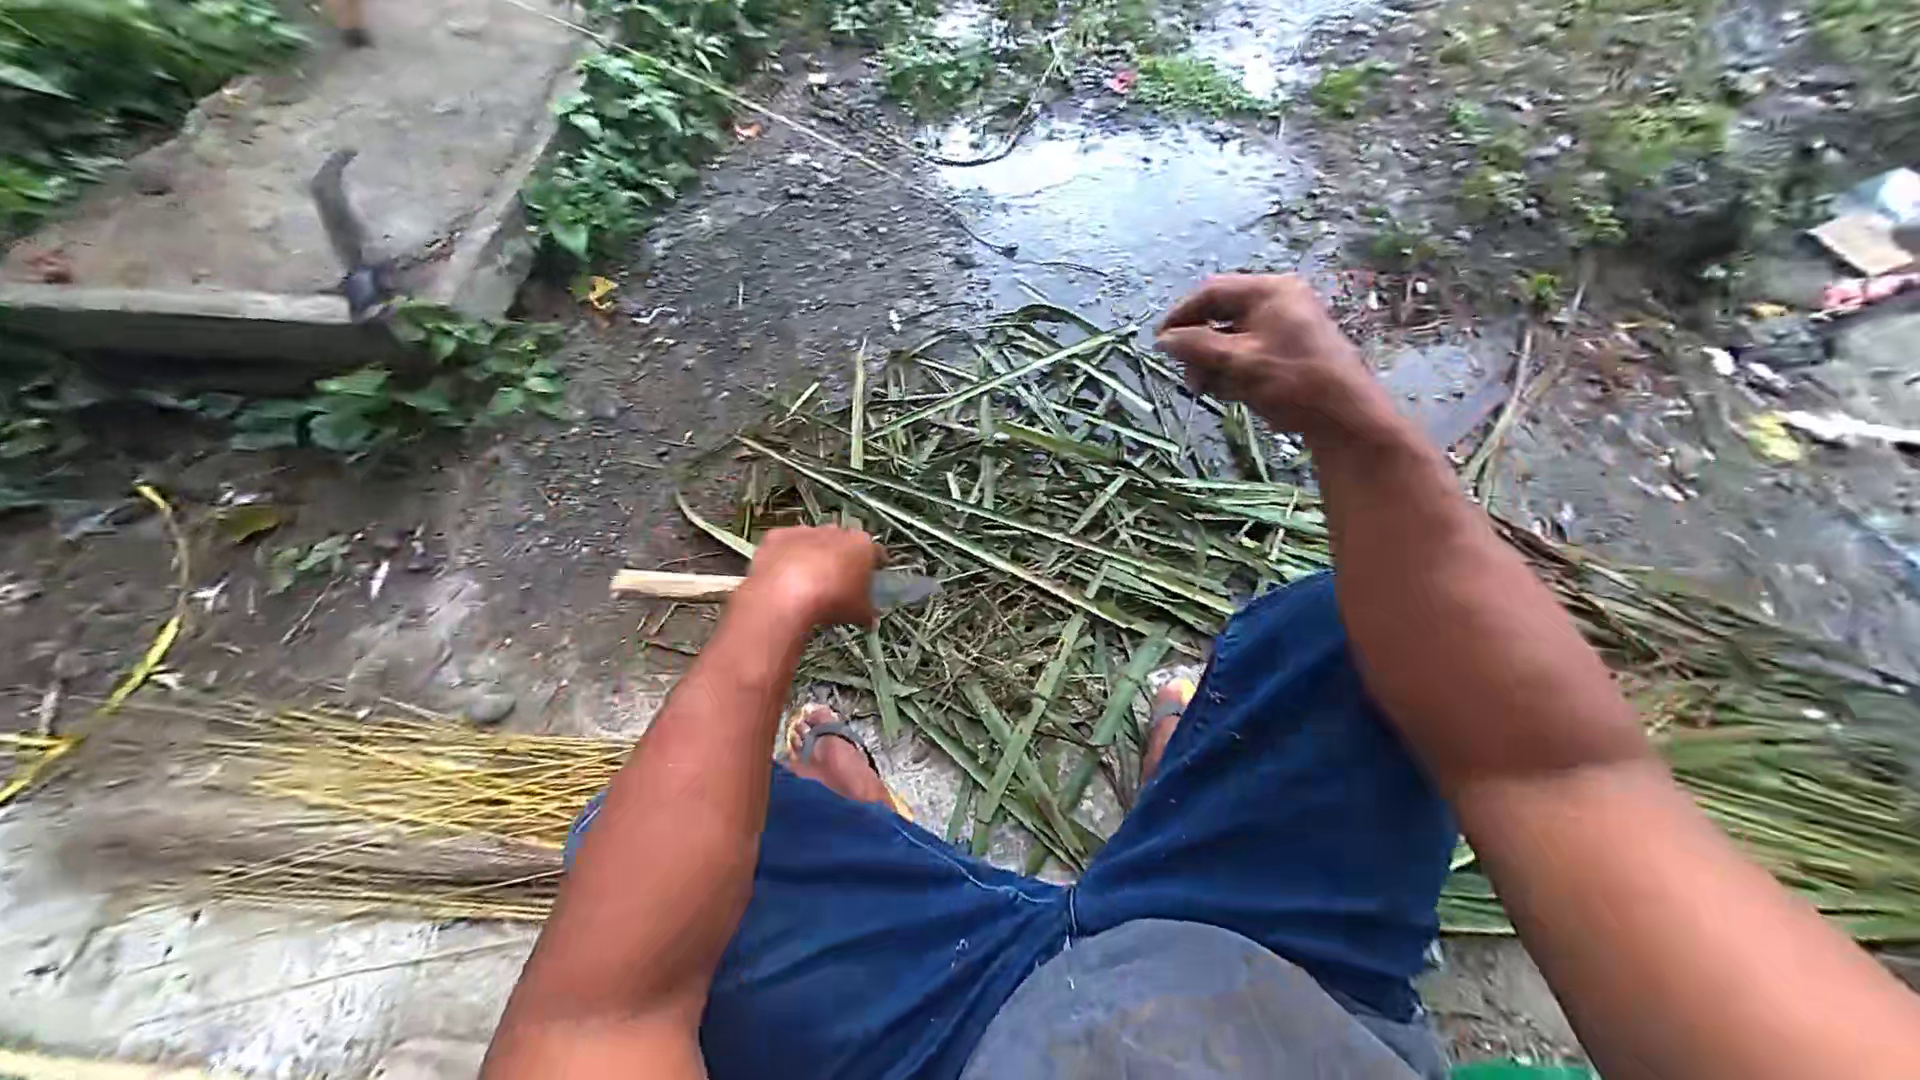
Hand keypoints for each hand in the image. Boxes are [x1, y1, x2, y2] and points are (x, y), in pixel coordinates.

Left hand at [741, 525, 883, 627]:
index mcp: (862, 544)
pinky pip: (786, 546)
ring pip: (813, 542)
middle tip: (839, 584)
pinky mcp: (777, 536)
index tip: (871, 579)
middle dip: (842, 560)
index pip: (876, 552)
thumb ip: (868, 612)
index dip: (875, 567)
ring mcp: (805, 531)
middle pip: (844, 543)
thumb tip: (870, 619)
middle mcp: (836, 531)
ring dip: (813, 557)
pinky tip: (783, 579)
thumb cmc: (832, 601)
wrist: (784, 597)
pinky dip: (786, 558)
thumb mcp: (860, 614)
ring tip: (808, 584)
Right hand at [1157, 275, 1390, 441]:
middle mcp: (1277, 301)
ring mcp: (1284, 325)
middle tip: (1187, 373)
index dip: (1180, 316)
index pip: (1211, 293)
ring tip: (1206, 388)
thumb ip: (1196, 346)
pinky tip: (1229, 391)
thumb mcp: (1237, 361)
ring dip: (1211, 362)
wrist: (1343, 414)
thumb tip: (1162, 339)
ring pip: (1230, 338)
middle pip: (1220, 316)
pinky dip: (1231, 370)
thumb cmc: (1291, 380)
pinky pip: (1247, 352)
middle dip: (1198, 346)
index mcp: (1269, 291)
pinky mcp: (1287, 350)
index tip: (1159, 342)